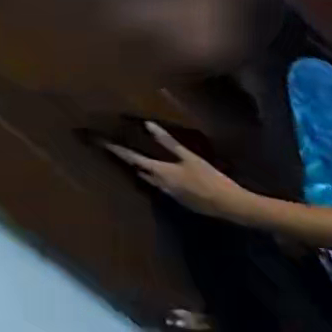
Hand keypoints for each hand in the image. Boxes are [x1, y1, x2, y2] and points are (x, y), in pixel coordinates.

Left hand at [106, 122, 256, 221]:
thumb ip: (169, 143)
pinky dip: (166, 184)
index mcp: (160, 171)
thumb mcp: (192, 159)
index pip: (132, 157)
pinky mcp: (185, 203)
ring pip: (154, 183)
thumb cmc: (211, 180)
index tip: (101, 141)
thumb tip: (148, 125)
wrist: (231, 206)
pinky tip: (175, 182)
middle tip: (128, 155)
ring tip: (150, 168)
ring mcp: (172, 195)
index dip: (116, 148)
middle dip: (134, 164)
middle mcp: (160, 184)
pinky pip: (169, 191)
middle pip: (141, 172)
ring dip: (150, 175)